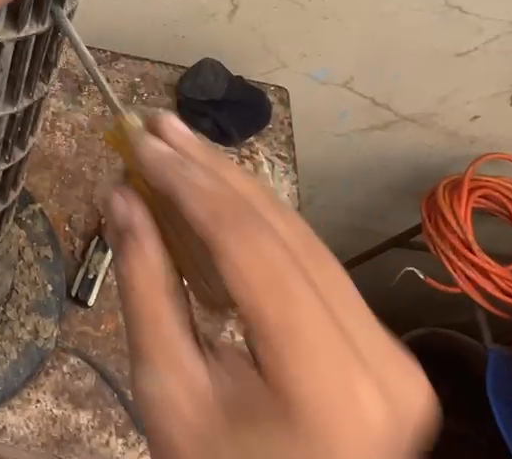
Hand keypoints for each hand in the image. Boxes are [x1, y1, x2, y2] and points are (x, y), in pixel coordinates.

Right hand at [110, 114, 439, 458]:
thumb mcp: (165, 387)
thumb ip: (144, 283)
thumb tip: (119, 195)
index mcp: (328, 379)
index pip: (251, 247)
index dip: (190, 184)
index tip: (140, 141)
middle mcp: (380, 356)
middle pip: (283, 233)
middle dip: (211, 171)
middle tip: (155, 124)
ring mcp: (392, 353)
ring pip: (302, 240)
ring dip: (234, 189)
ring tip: (177, 145)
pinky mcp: (384, 351)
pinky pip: (312, 267)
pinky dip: (258, 226)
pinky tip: (216, 193)